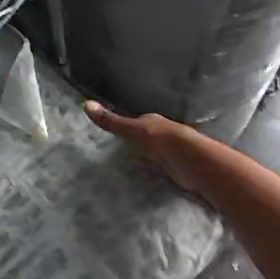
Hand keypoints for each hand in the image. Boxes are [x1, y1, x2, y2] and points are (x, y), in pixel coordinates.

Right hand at [82, 101, 209, 197]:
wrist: (194, 162)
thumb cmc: (163, 140)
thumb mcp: (134, 130)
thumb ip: (112, 121)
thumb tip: (86, 103)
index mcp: (152, 121)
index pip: (135, 121)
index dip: (123, 125)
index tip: (109, 132)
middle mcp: (160, 134)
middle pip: (143, 137)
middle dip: (133, 141)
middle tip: (112, 149)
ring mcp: (168, 151)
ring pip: (150, 152)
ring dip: (141, 156)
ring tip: (122, 164)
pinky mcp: (173, 169)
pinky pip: (156, 167)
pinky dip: (149, 169)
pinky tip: (142, 174)